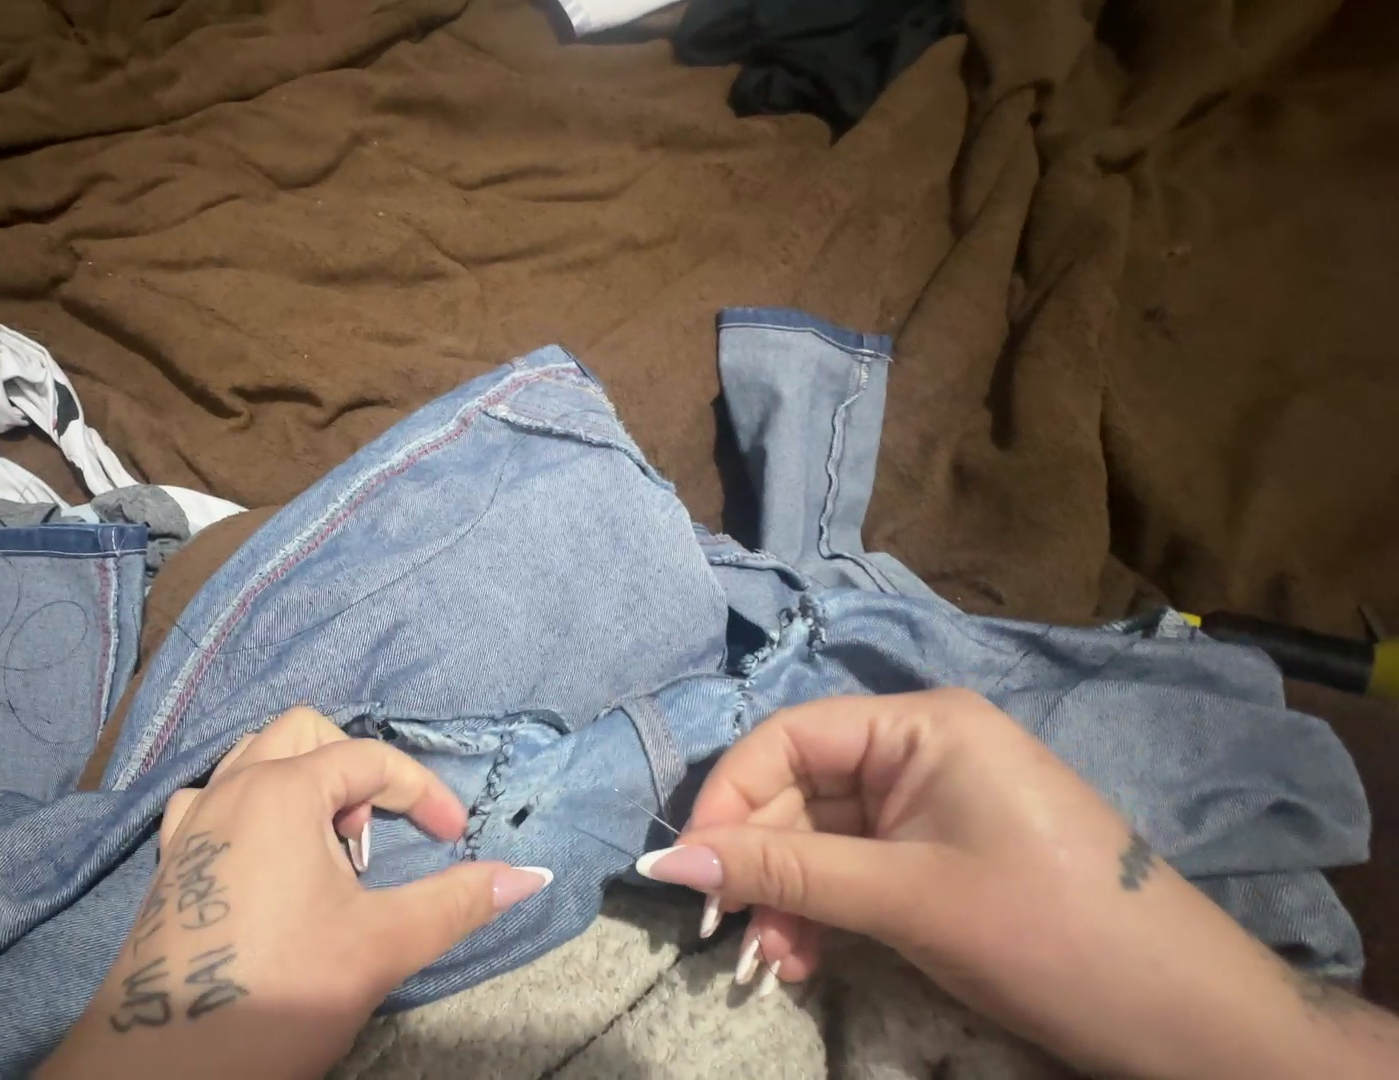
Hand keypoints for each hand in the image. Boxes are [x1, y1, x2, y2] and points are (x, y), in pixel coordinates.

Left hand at [38, 708, 553, 1079]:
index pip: (370, 759)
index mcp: (282, 789)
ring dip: (305, 781)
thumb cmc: (277, 994)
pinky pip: (217, 795)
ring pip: (258, 755)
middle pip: (307, 732)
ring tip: (324, 847)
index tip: (453, 837)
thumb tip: (530, 872)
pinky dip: (254, 804)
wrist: (161, 1072)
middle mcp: (232, 784)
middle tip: (369, 838)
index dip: (423, 792)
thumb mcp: (380, 945)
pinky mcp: (171, 856)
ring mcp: (193, 818)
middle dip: (354, 771)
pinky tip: (265, 856)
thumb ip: (458, 902)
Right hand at [636, 688, 1398, 1079]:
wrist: (1209, 1039)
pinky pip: (847, 867)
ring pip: (814, 836)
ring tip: (770, 962)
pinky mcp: (929, 851)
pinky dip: (817, 911)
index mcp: (917, 726)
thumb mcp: (905, 900)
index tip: (689, 864)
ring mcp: (922, 802)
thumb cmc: (1056, 939)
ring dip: (783, 896)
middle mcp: (913, 749)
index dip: (729, 797)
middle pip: (796, 791)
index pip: (788, 739)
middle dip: (759, 863)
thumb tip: (666, 862)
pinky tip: (801, 958)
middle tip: (727, 931)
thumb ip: (782, 872)